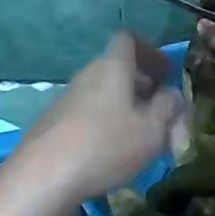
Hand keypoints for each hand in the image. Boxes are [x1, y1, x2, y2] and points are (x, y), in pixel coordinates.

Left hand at [12, 32, 185, 202]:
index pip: (129, 39)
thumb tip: (172, 93)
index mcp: (112, 66)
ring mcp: (68, 97)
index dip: (150, 51)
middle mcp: (88, 74)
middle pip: (119, 68)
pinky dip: (106, 122)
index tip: (166, 73)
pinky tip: (112, 153)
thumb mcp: (151, 130)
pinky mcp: (55, 121)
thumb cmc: (105, 145)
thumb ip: (168, 108)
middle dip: (143, 87)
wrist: (43, 176)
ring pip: (105, 92)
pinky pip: (89, 111)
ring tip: (141, 139)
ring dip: (126, 108)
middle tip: (161, 114)